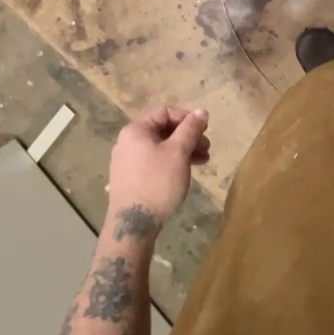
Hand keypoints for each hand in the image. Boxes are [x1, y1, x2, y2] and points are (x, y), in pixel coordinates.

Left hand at [106, 106, 210, 225]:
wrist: (134, 223)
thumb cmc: (158, 182)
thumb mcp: (178, 152)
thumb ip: (190, 129)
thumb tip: (201, 111)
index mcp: (135, 131)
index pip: (164, 113)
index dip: (187, 118)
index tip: (205, 131)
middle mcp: (127, 142)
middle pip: (163, 131)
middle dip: (188, 137)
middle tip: (207, 149)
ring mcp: (126, 162)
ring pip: (160, 148)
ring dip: (183, 151)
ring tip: (202, 162)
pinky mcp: (130, 178)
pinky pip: (153, 162)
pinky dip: (171, 163)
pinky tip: (184, 173)